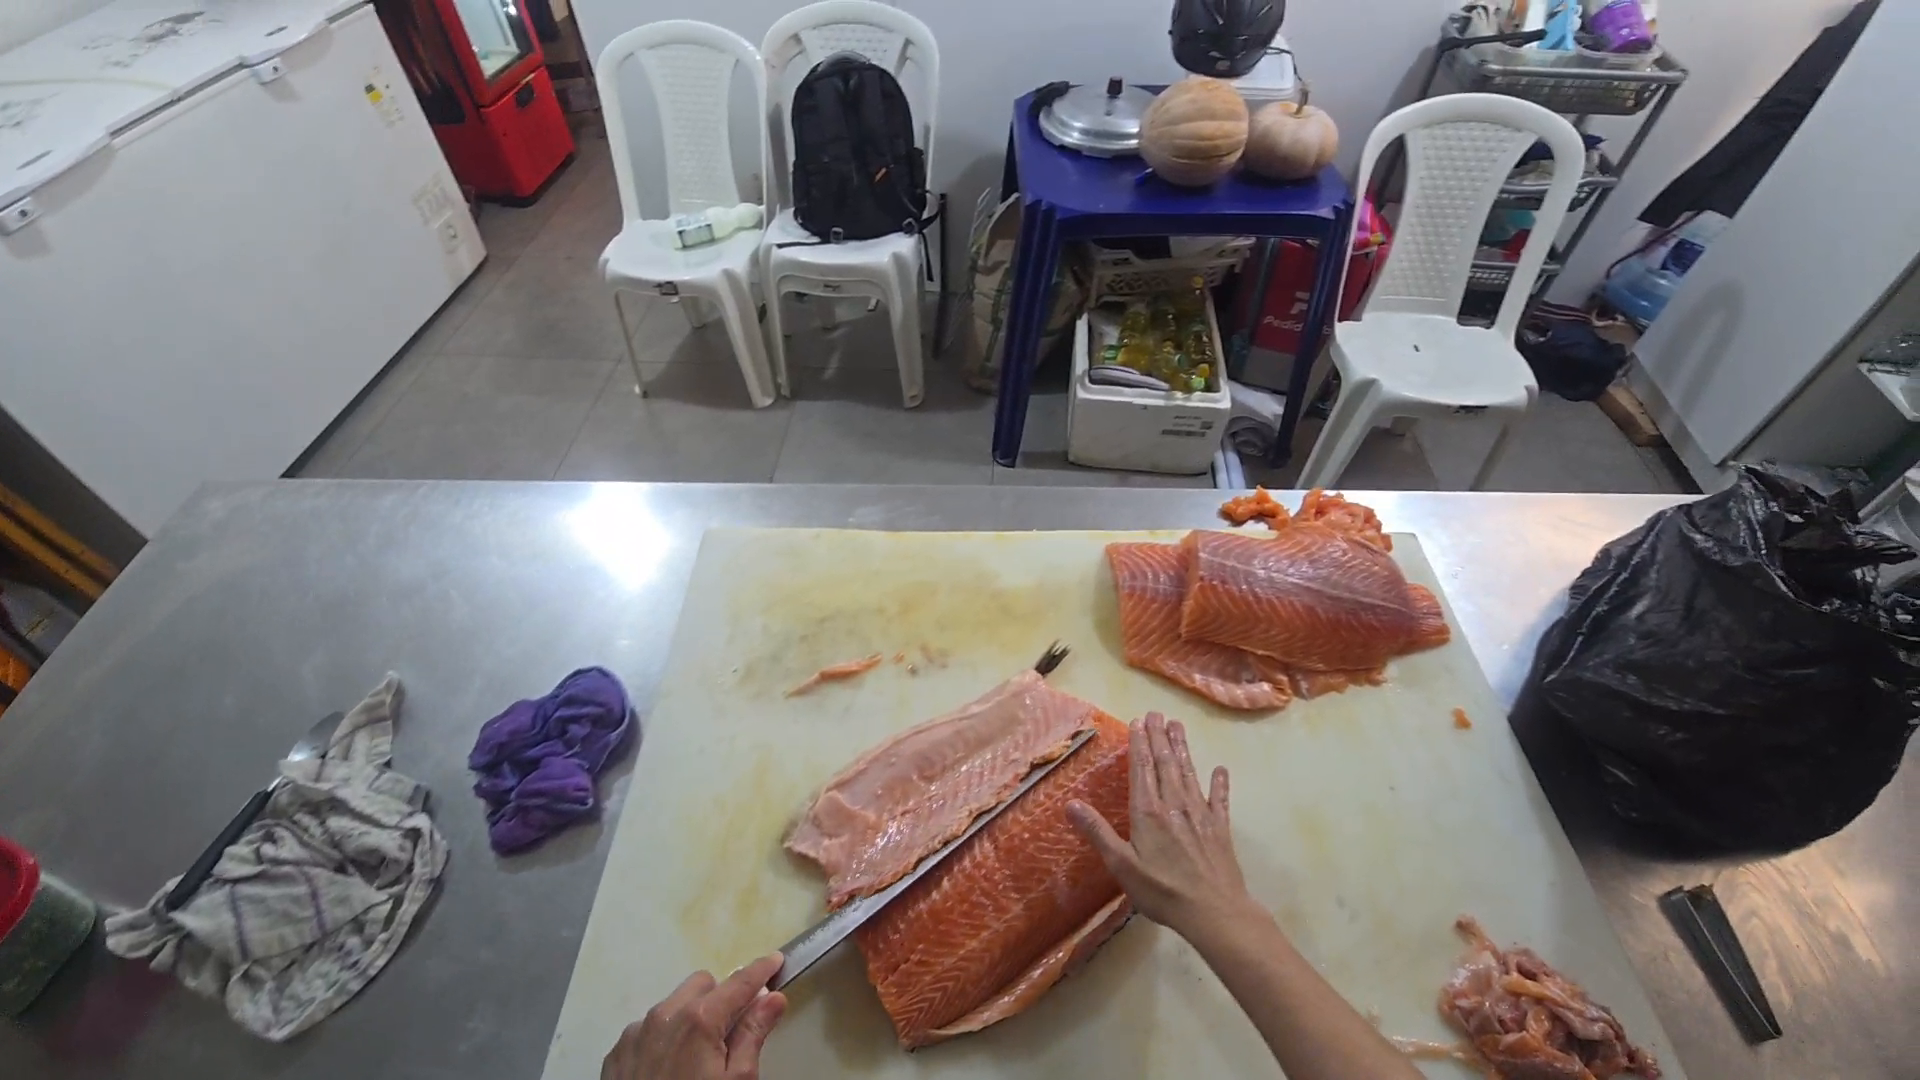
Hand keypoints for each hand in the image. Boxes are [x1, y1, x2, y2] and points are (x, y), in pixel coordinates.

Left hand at [601, 953, 787, 1079]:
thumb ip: (753, 1035)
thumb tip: (773, 998)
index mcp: (700, 1019)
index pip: (740, 982)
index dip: (761, 969)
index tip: (776, 961)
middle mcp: (665, 1014)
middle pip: (703, 985)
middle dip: (720, 998)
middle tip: (729, 1030)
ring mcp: (636, 1033)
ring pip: (673, 1004)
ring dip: (689, 1016)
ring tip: (694, 1055)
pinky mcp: (616, 1053)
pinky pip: (646, 1028)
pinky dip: (663, 1037)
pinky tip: (666, 1069)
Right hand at [1068, 713, 1255, 937]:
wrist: (1215, 912)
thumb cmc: (1163, 891)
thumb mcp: (1122, 865)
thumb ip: (1098, 832)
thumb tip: (1070, 803)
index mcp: (1148, 811)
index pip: (1141, 769)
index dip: (1138, 744)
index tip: (1137, 722)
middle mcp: (1174, 804)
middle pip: (1165, 764)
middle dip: (1159, 738)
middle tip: (1156, 714)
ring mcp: (1200, 814)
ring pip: (1189, 773)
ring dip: (1183, 749)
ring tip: (1178, 726)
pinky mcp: (1220, 828)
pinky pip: (1219, 800)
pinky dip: (1219, 784)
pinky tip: (1220, 770)